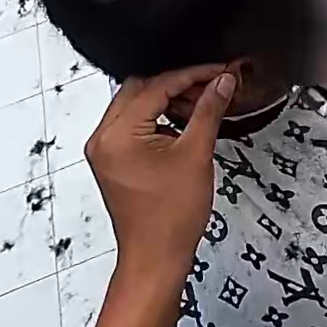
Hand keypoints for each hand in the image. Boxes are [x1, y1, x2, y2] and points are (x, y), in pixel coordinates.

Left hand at [85, 64, 236, 295]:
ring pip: (137, 105)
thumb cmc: (172, 214)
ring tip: (204, 101)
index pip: (156, 87)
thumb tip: (222, 82)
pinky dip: (160, 117)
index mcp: (117, 134)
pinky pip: (135, 125)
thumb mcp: (196, 153)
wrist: (157, 254)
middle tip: (214, 83)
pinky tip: (187, 121)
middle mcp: (103, 138)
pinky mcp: (115, 160)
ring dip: (169, 99)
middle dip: (179, 83)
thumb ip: (208, 110)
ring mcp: (106, 150)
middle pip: (141, 90)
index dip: (193, 75)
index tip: (220, 71)